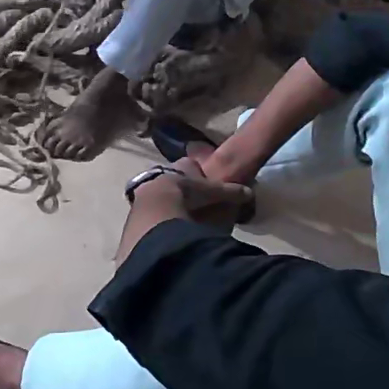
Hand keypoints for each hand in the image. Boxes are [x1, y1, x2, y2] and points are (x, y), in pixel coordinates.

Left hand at [138, 156, 253, 222]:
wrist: (157, 206)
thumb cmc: (189, 193)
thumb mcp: (215, 192)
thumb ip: (231, 192)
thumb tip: (249, 194)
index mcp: (183, 165)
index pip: (191, 163)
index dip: (198, 172)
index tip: (204, 182)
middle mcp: (165, 171)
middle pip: (175, 177)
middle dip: (182, 187)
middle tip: (192, 201)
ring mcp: (149, 186)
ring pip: (161, 191)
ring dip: (168, 200)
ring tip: (177, 215)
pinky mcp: (139, 203)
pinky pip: (150, 207)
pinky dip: (157, 213)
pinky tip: (163, 224)